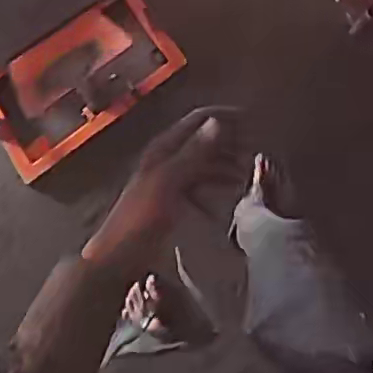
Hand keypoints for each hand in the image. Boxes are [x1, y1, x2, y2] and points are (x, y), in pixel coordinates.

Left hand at [82, 106, 244, 278]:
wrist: (118, 256)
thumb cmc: (140, 218)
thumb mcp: (169, 182)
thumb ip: (194, 153)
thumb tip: (218, 123)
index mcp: (164, 147)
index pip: (198, 119)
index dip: (223, 116)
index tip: (251, 119)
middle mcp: (168, 156)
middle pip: (203, 138)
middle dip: (228, 141)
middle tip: (253, 149)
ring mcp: (170, 177)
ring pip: (204, 161)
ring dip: (225, 163)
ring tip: (245, 172)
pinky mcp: (173, 198)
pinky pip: (199, 184)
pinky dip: (214, 185)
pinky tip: (226, 196)